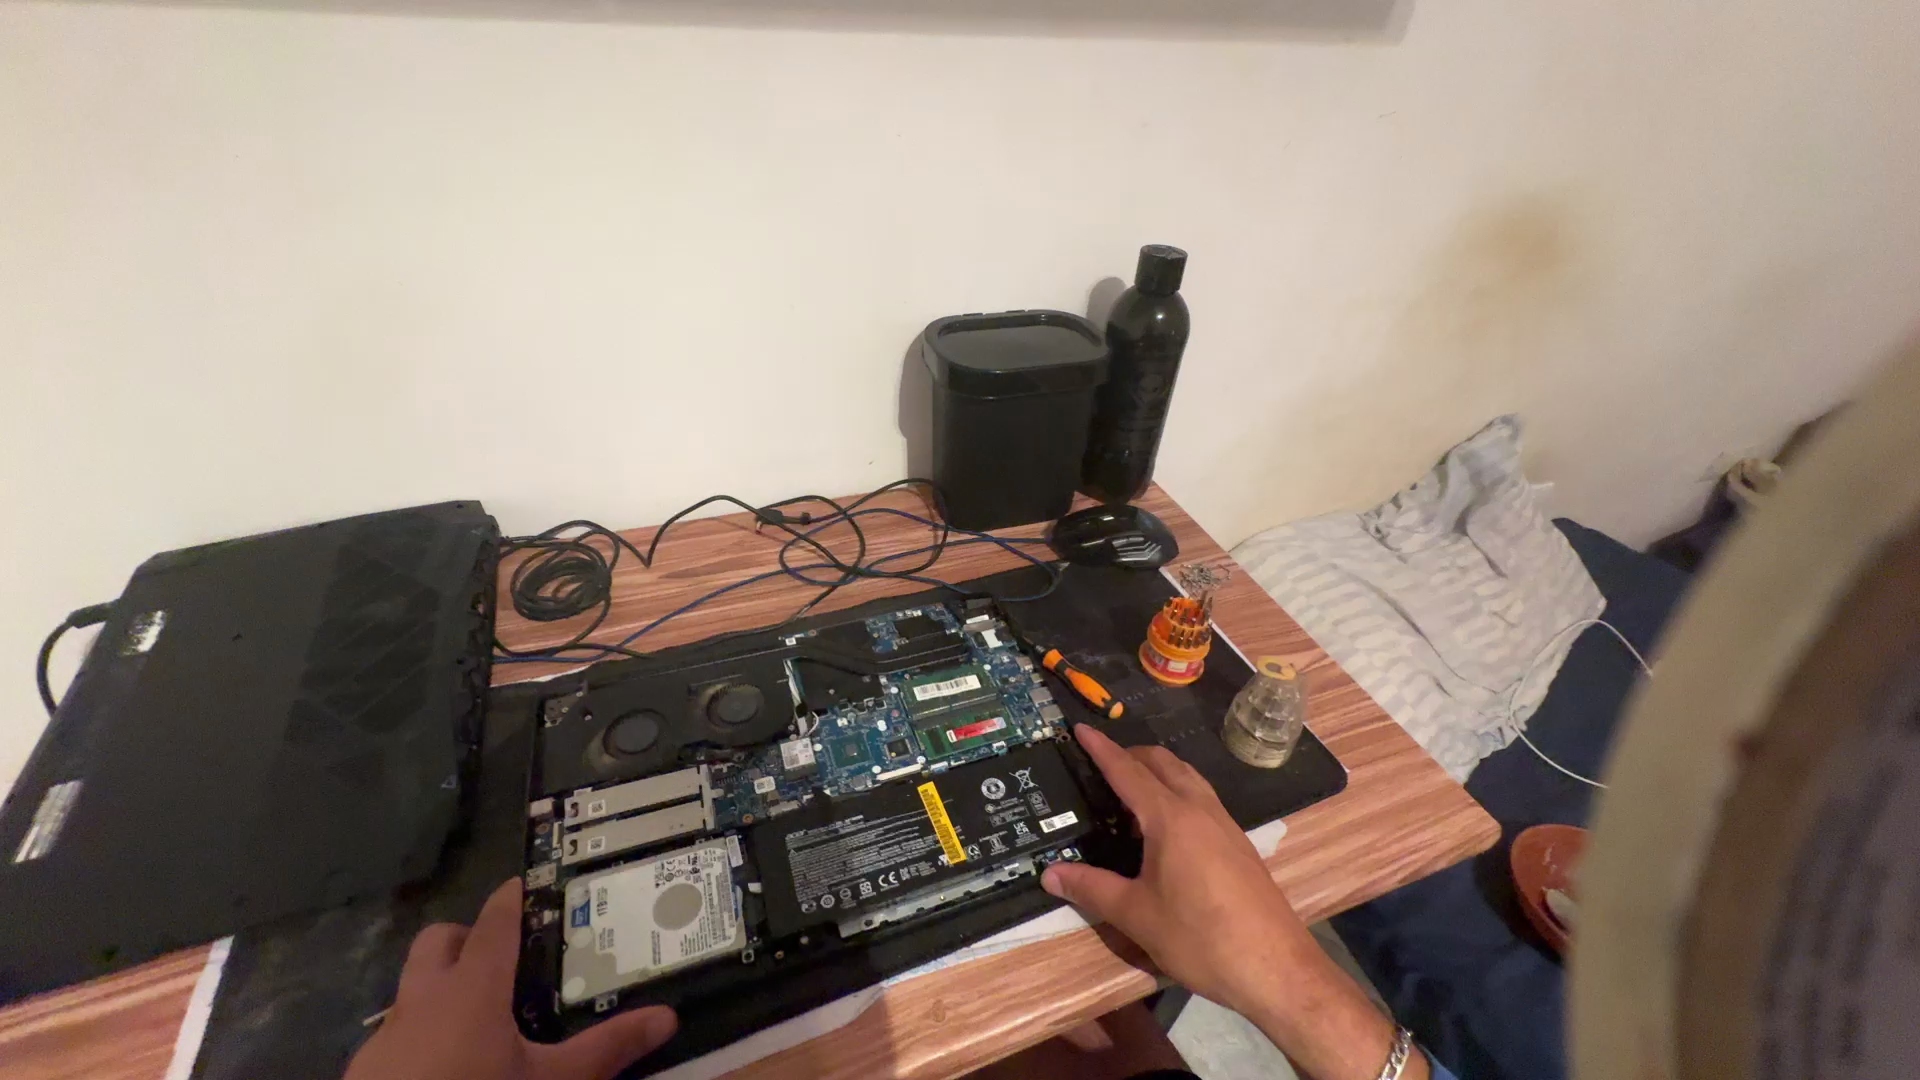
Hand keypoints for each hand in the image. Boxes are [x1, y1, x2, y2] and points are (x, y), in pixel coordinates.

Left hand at [343, 879, 677, 1079]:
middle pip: (438, 940)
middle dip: (468, 936)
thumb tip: (667, 1017)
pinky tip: (451, 1070)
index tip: (536, 884)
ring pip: (412, 991)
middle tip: (510, 957)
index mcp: (471, 990)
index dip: (514, 896)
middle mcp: (422, 1003)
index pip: (494, 921)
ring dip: (443, 988)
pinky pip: (396, 1039)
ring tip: (487, 1019)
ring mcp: (383, 1045)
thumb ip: (605, 1048)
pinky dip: (423, 1037)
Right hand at [1040, 723, 1313, 1016]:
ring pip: (1187, 776)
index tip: (1080, 728)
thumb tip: (1050, 874)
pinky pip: (1201, 797)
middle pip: (1162, 762)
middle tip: (1101, 763)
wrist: (1278, 970)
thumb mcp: (1137, 916)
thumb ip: (1091, 889)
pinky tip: (1166, 827)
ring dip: (1157, 770)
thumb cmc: (1201, 938)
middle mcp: (1199, 809)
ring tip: (1131, 792)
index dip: (1101, 748)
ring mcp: (1224, 824)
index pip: (1128, 770)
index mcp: (1170, 818)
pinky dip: (1176, 791)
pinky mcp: (1239, 843)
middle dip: (1130, 753)